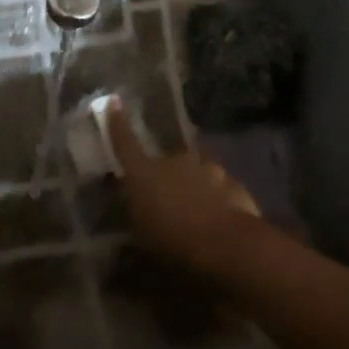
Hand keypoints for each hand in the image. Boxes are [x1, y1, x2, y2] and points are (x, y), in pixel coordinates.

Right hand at [105, 109, 260, 274]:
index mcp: (144, 173)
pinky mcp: (234, 184)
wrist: (228, 247)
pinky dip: (218, 201)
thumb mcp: (142, 237)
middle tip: (167, 201)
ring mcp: (208, 170)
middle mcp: (175, 162)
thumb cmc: (172, 243)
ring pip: (197, 174)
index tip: (114, 101)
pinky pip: (221, 190)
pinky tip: (219, 223)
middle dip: (167, 178)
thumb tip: (134, 208)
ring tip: (197, 215)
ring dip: (194, 188)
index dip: (117, 122)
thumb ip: (136, 216)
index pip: (124, 142)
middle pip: (167, 163)